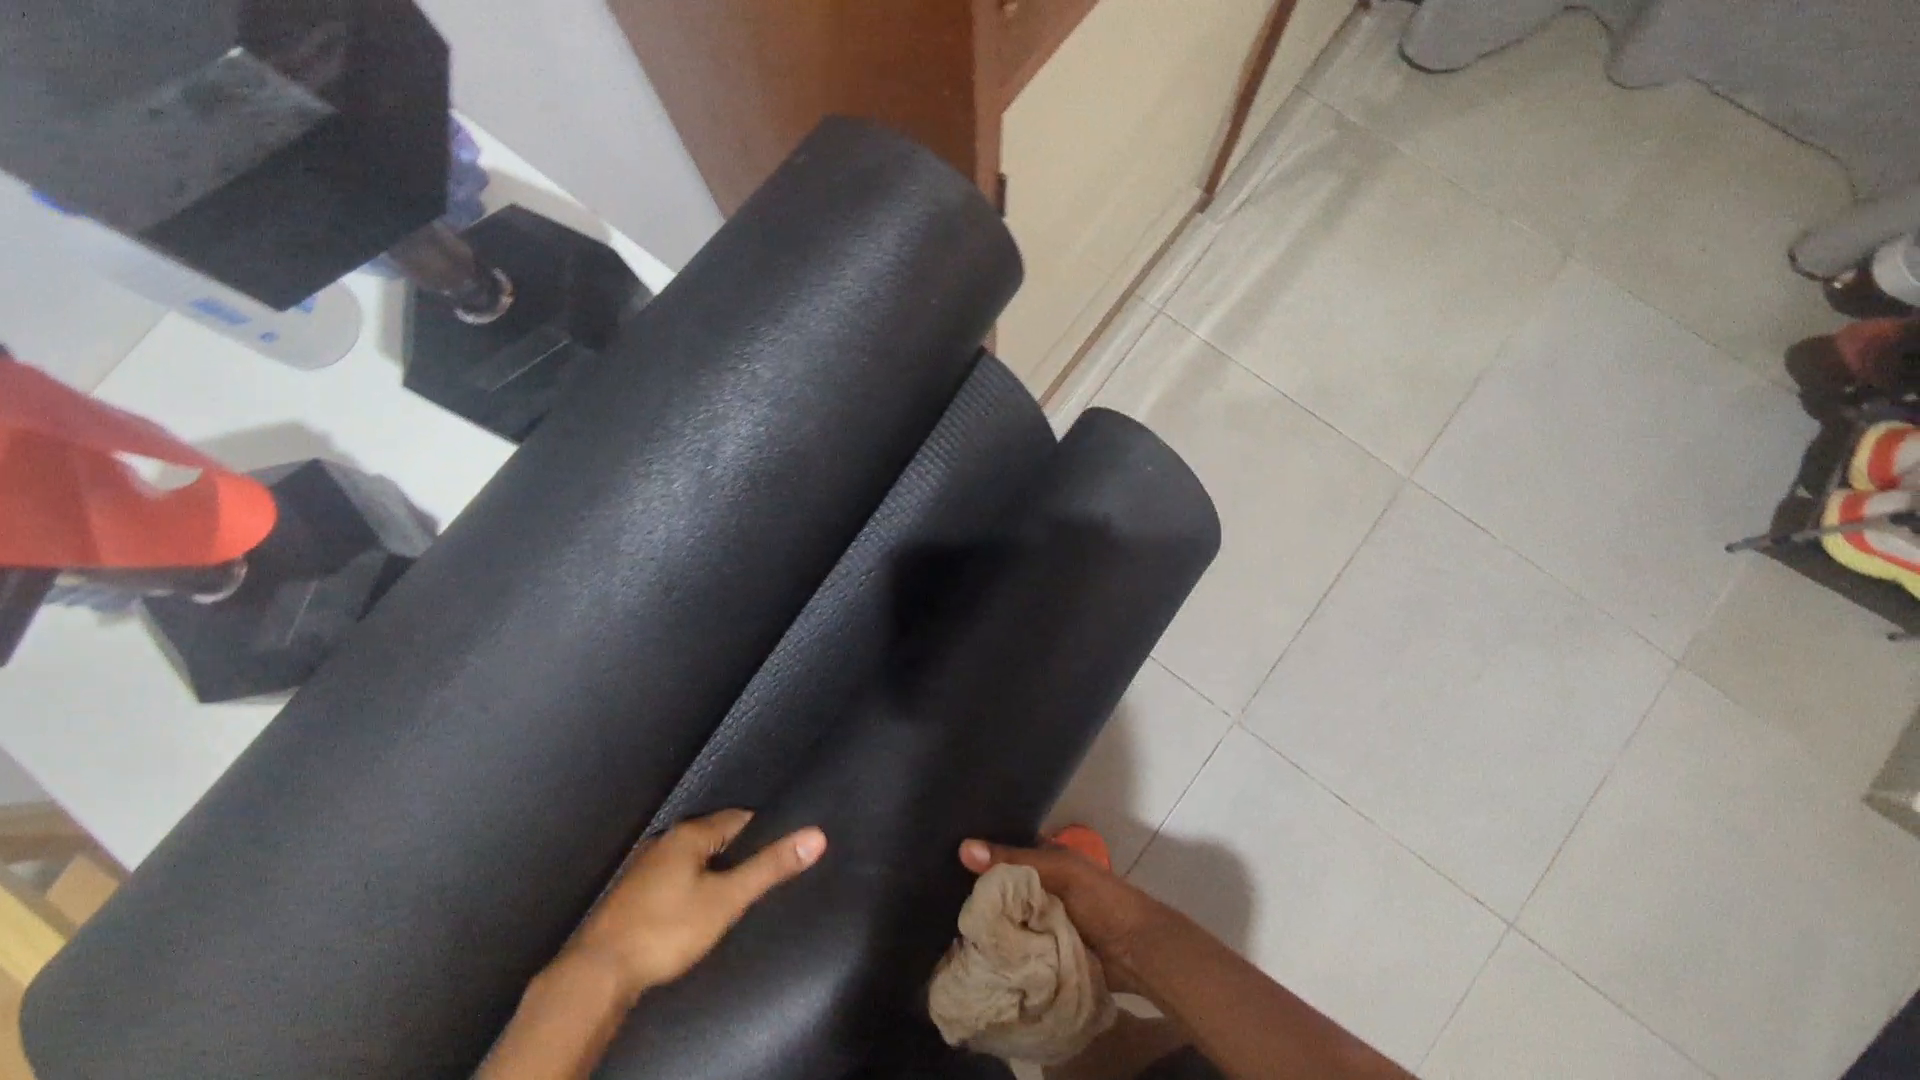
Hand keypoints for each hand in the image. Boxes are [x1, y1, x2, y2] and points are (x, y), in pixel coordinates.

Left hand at [564, 810, 826, 1001]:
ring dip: (713, 869)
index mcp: (688, 835)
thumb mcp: (727, 899)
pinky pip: (674, 877)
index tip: (783, 845)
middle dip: (738, 850)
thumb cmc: (667, 929)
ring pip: (692, 858)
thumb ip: (770, 867)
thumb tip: (815, 835)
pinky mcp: (632, 894)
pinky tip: (698, 907)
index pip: (738, 818)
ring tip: (735, 891)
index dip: (764, 830)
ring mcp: (644, 868)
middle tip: (764, 871)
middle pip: (714, 836)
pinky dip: (692, 885)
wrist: (599, 971)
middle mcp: (664, 842)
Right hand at [959, 837, 1170, 994]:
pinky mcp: (1042, 955)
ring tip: (944, 935)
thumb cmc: (1102, 900)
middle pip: (1000, 894)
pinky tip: (971, 958)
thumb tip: (963, 847)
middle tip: (936, 908)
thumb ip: (1015, 860)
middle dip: (976, 901)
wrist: (1136, 953)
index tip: (942, 867)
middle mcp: (1039, 892)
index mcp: (1044, 863)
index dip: (976, 862)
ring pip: (1004, 924)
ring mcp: (1040, 925)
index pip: (1002, 858)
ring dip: (986, 931)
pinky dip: (999, 954)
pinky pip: (1014, 951)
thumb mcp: (1059, 871)